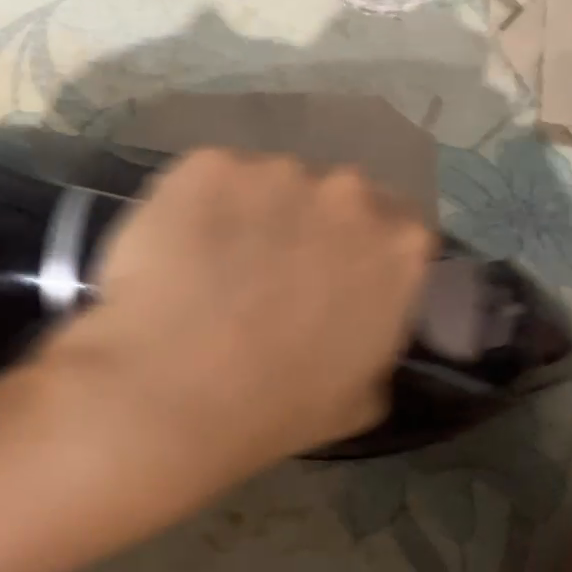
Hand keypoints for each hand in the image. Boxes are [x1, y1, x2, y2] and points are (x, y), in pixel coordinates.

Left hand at [63, 148, 434, 475]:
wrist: (173, 387)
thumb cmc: (276, 408)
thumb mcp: (360, 400)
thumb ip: (376, 348)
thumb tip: (361, 332)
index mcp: (398, 246)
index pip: (398, 229)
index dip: (363, 253)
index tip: (334, 277)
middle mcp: (347, 192)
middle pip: (335, 197)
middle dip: (309, 225)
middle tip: (271, 272)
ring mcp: (276, 170)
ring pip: (269, 184)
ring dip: (251, 214)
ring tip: (211, 264)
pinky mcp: (209, 163)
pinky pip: (209, 181)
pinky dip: (196, 207)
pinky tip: (175, 250)